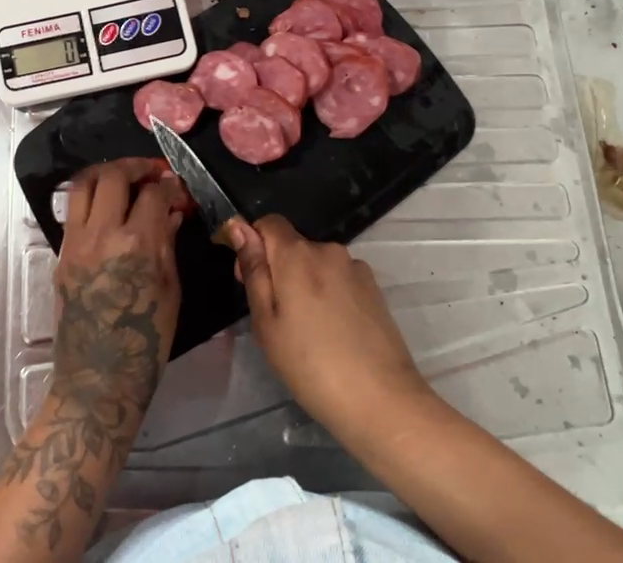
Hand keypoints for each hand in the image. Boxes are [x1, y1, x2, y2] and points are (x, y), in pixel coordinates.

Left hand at [0, 161, 187, 560]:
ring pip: (84, 185)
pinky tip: (109, 210)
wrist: (98, 378)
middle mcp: (101, 234)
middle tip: (154, 174)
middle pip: (113, 176)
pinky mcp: (61, 254)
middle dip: (137, 167)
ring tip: (126, 181)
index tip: (180, 187)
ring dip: (107, 175)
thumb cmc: (146, 341)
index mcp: (136, 244)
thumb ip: (167, 245)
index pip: (154, 193)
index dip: (171, 184)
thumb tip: (170, 213)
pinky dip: (92, 200)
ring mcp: (75, 242)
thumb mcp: (171, 291)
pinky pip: (74, 212)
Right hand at [229, 214, 429, 435]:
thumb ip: (254, 271)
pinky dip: (329, 296)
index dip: (253, 243)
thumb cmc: (310, 364)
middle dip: (279, 270)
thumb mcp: (266, 322)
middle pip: (294, 246)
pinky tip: (334, 333)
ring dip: (306, 285)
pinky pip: (339, 281)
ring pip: (317, 266)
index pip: (269, 223)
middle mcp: (329, 251)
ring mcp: (357, 270)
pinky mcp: (376, 291)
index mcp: (297, 255)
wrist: (382, 401)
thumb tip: (240, 228)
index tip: (249, 279)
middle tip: (276, 318)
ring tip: (308, 331)